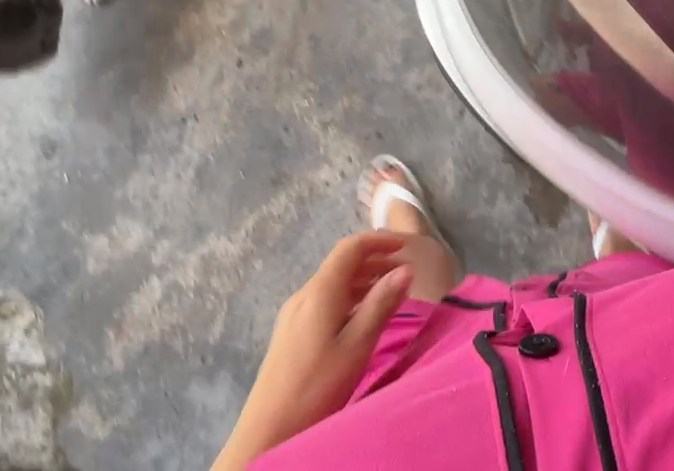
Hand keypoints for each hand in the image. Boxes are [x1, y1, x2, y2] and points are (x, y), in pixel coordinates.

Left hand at [212, 233, 415, 470]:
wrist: (267, 432)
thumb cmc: (317, 385)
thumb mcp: (357, 345)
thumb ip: (381, 304)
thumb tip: (406, 268)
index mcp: (319, 291)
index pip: (349, 248)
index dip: (379, 240)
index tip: (406, 246)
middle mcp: (304, 296)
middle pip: (342, 264)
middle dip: (375, 261)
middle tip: (406, 272)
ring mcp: (294, 315)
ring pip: (334, 284)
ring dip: (364, 281)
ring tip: (392, 293)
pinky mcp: (292, 333)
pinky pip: (326, 301)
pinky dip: (351, 298)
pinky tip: (364, 317)